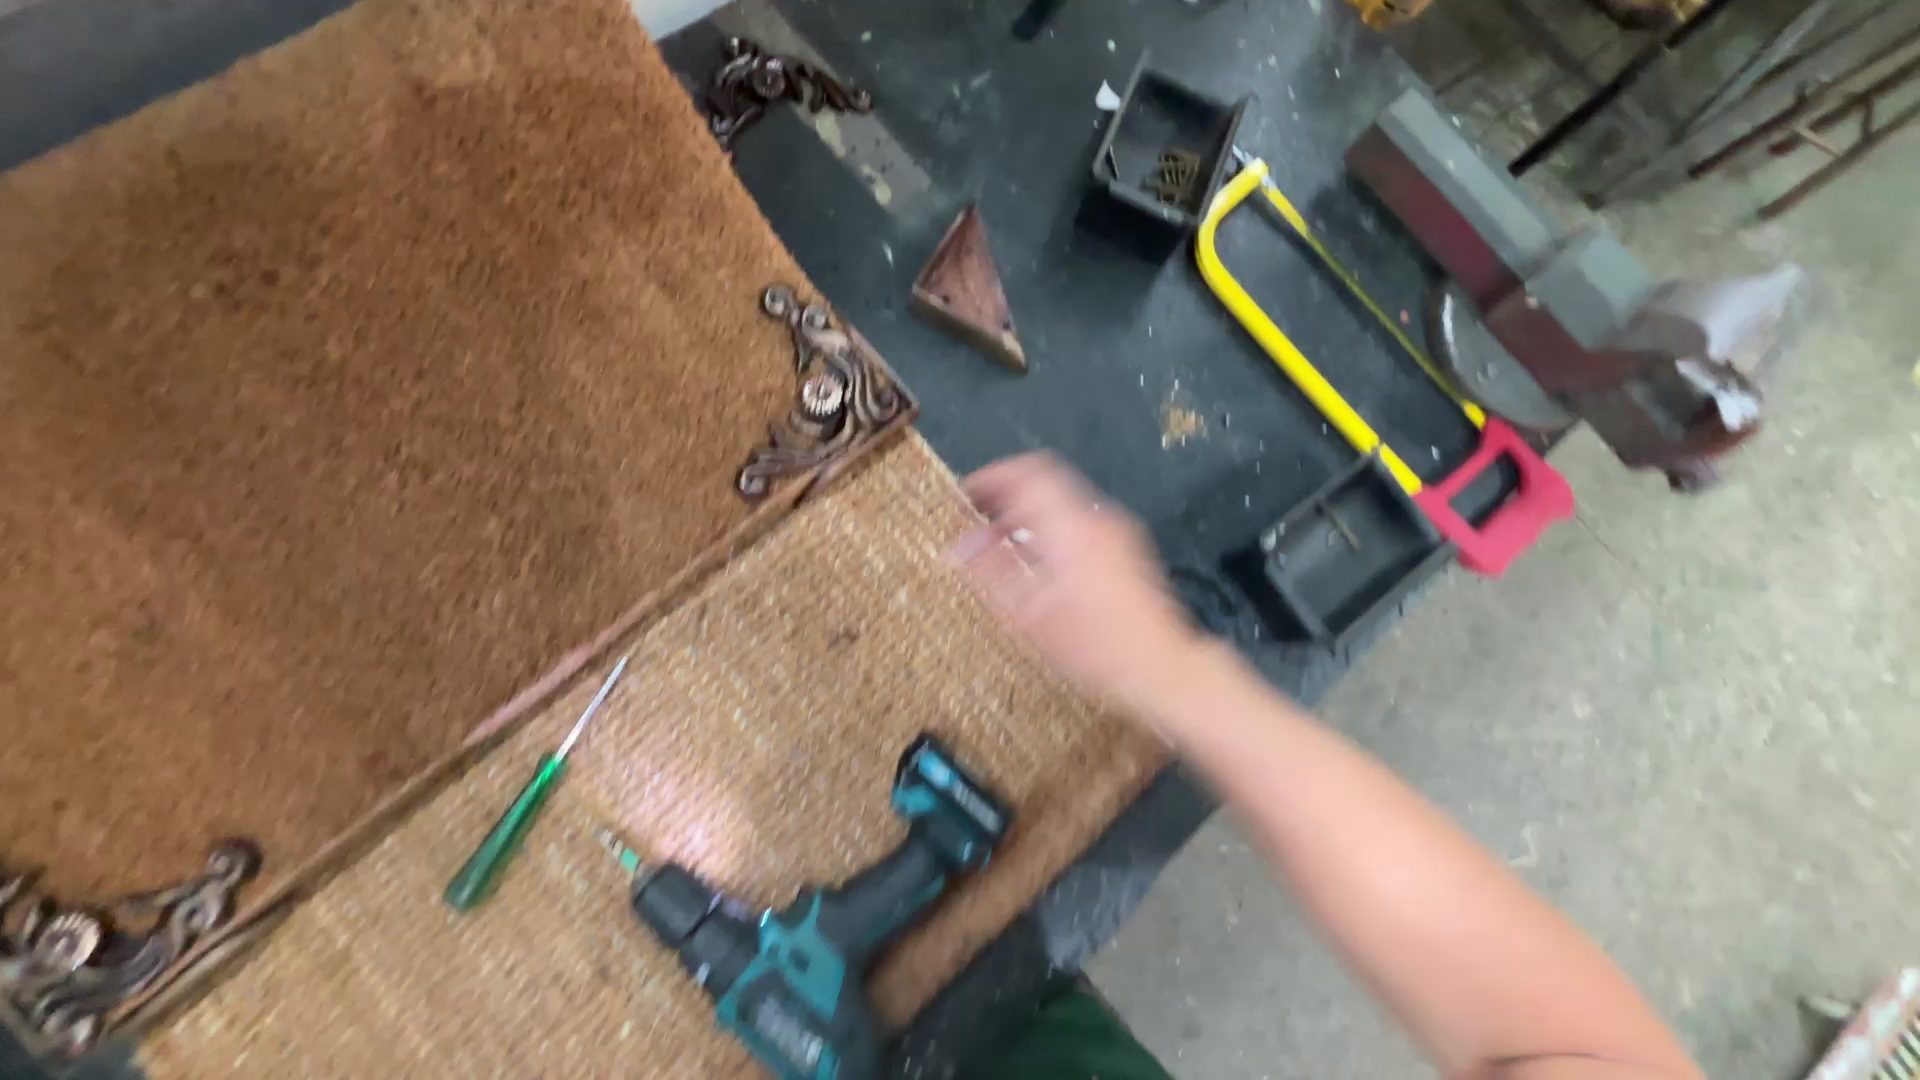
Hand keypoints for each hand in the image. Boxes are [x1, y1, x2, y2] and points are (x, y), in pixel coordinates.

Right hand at [951, 453, 1201, 711]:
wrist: (1161, 667)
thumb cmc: (1092, 644)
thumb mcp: (1029, 613)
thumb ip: (991, 571)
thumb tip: (958, 545)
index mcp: (1071, 526)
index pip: (1029, 473)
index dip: (992, 477)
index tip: (965, 495)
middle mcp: (1098, 518)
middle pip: (1046, 485)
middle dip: (1007, 498)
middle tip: (976, 522)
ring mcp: (1118, 533)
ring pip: (1064, 505)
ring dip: (1029, 516)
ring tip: (1001, 547)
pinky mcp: (1127, 551)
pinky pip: (1080, 524)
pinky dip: (1052, 531)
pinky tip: (1039, 566)